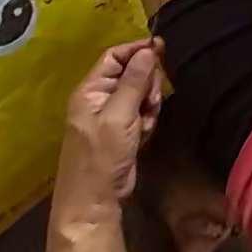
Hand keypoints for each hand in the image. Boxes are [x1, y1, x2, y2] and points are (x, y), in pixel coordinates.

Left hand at [54, 39, 162, 218]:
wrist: (95, 205)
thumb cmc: (101, 157)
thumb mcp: (119, 115)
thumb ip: (135, 79)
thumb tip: (150, 47)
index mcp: (90, 90)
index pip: (115, 56)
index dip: (137, 50)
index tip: (161, 48)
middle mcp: (100, 97)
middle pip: (133, 72)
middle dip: (147, 84)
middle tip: (150, 101)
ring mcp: (112, 114)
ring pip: (142, 92)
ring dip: (149, 105)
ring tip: (143, 124)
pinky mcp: (123, 128)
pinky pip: (143, 110)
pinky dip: (147, 120)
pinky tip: (142, 135)